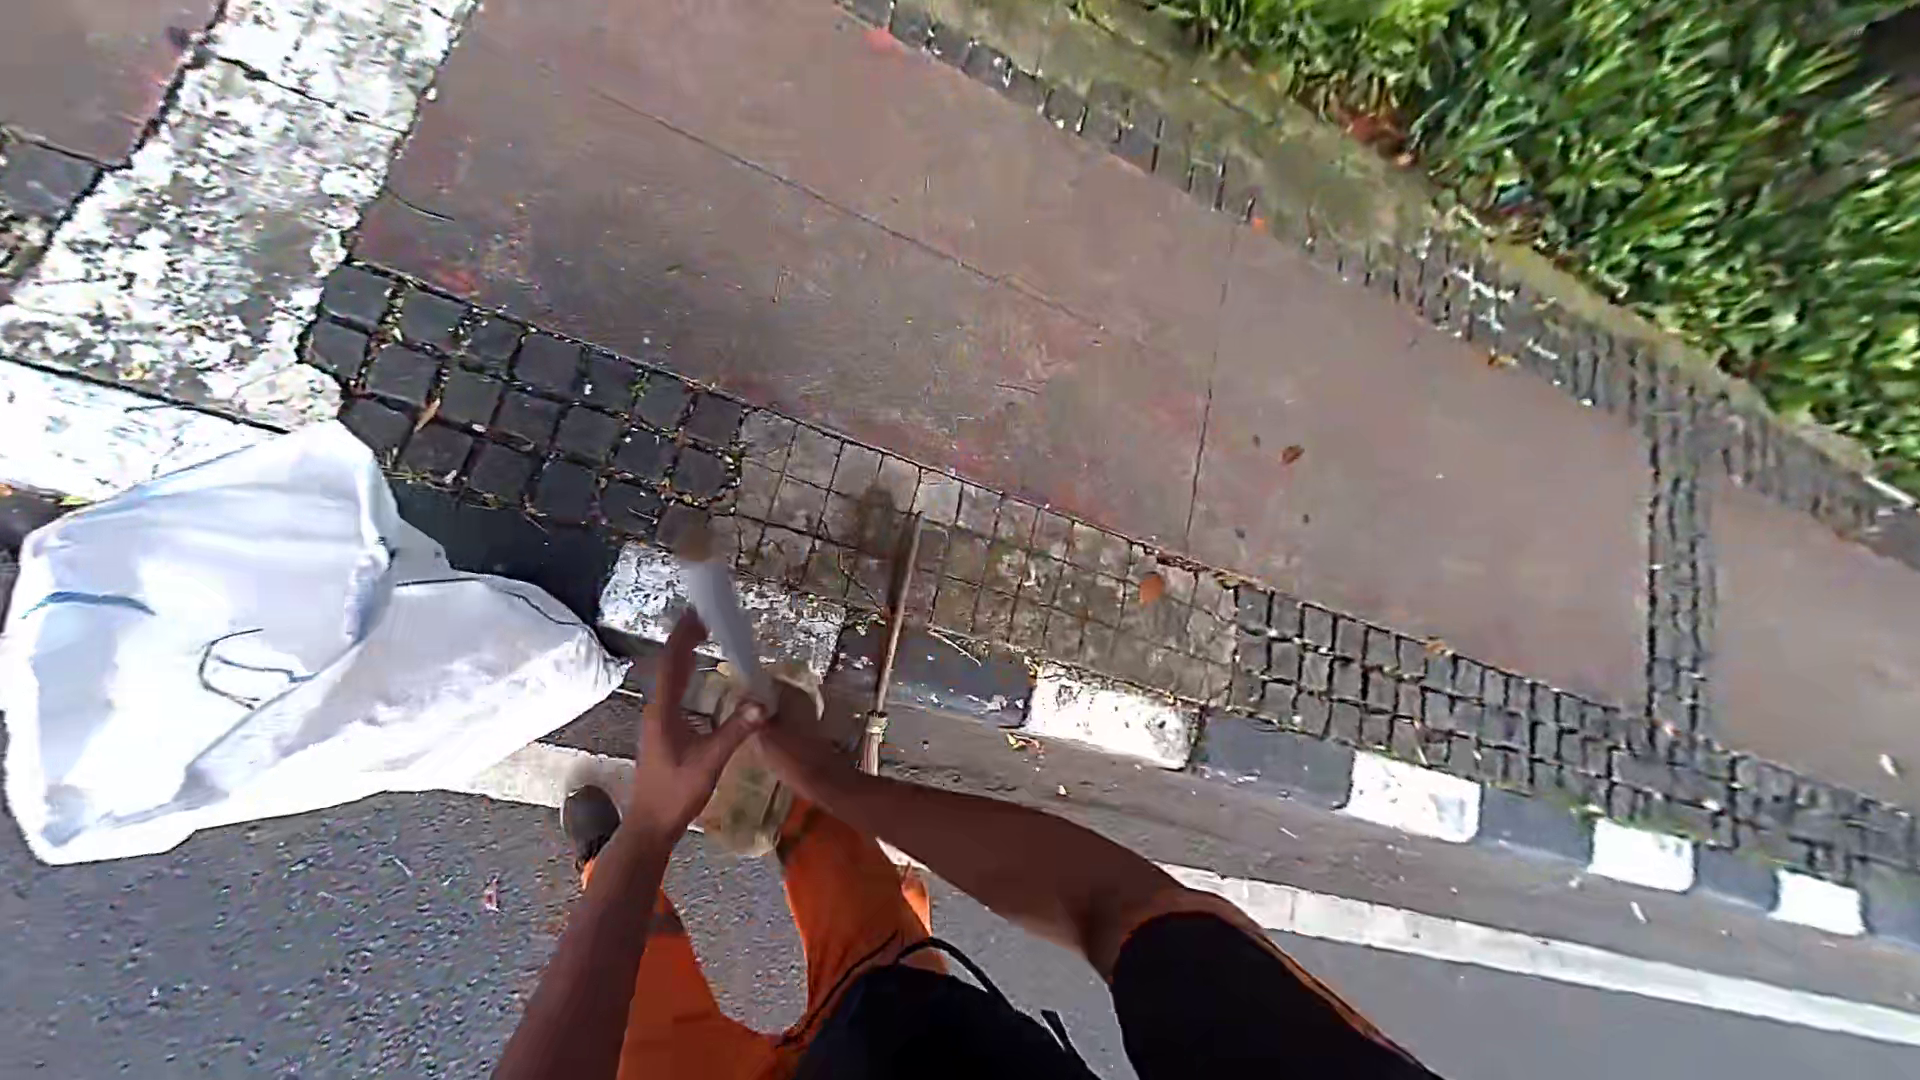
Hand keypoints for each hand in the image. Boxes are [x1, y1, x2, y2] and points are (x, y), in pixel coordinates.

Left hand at [626, 611, 766, 839]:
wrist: (651, 826)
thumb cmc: (676, 793)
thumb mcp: (709, 762)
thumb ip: (735, 731)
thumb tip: (762, 703)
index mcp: (663, 712)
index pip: (673, 665)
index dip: (684, 637)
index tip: (697, 614)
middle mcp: (657, 711)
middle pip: (670, 665)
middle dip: (685, 638)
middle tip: (705, 616)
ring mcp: (659, 721)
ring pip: (671, 677)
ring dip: (685, 653)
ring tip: (702, 634)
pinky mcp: (665, 730)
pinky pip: (675, 690)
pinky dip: (686, 672)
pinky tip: (698, 674)